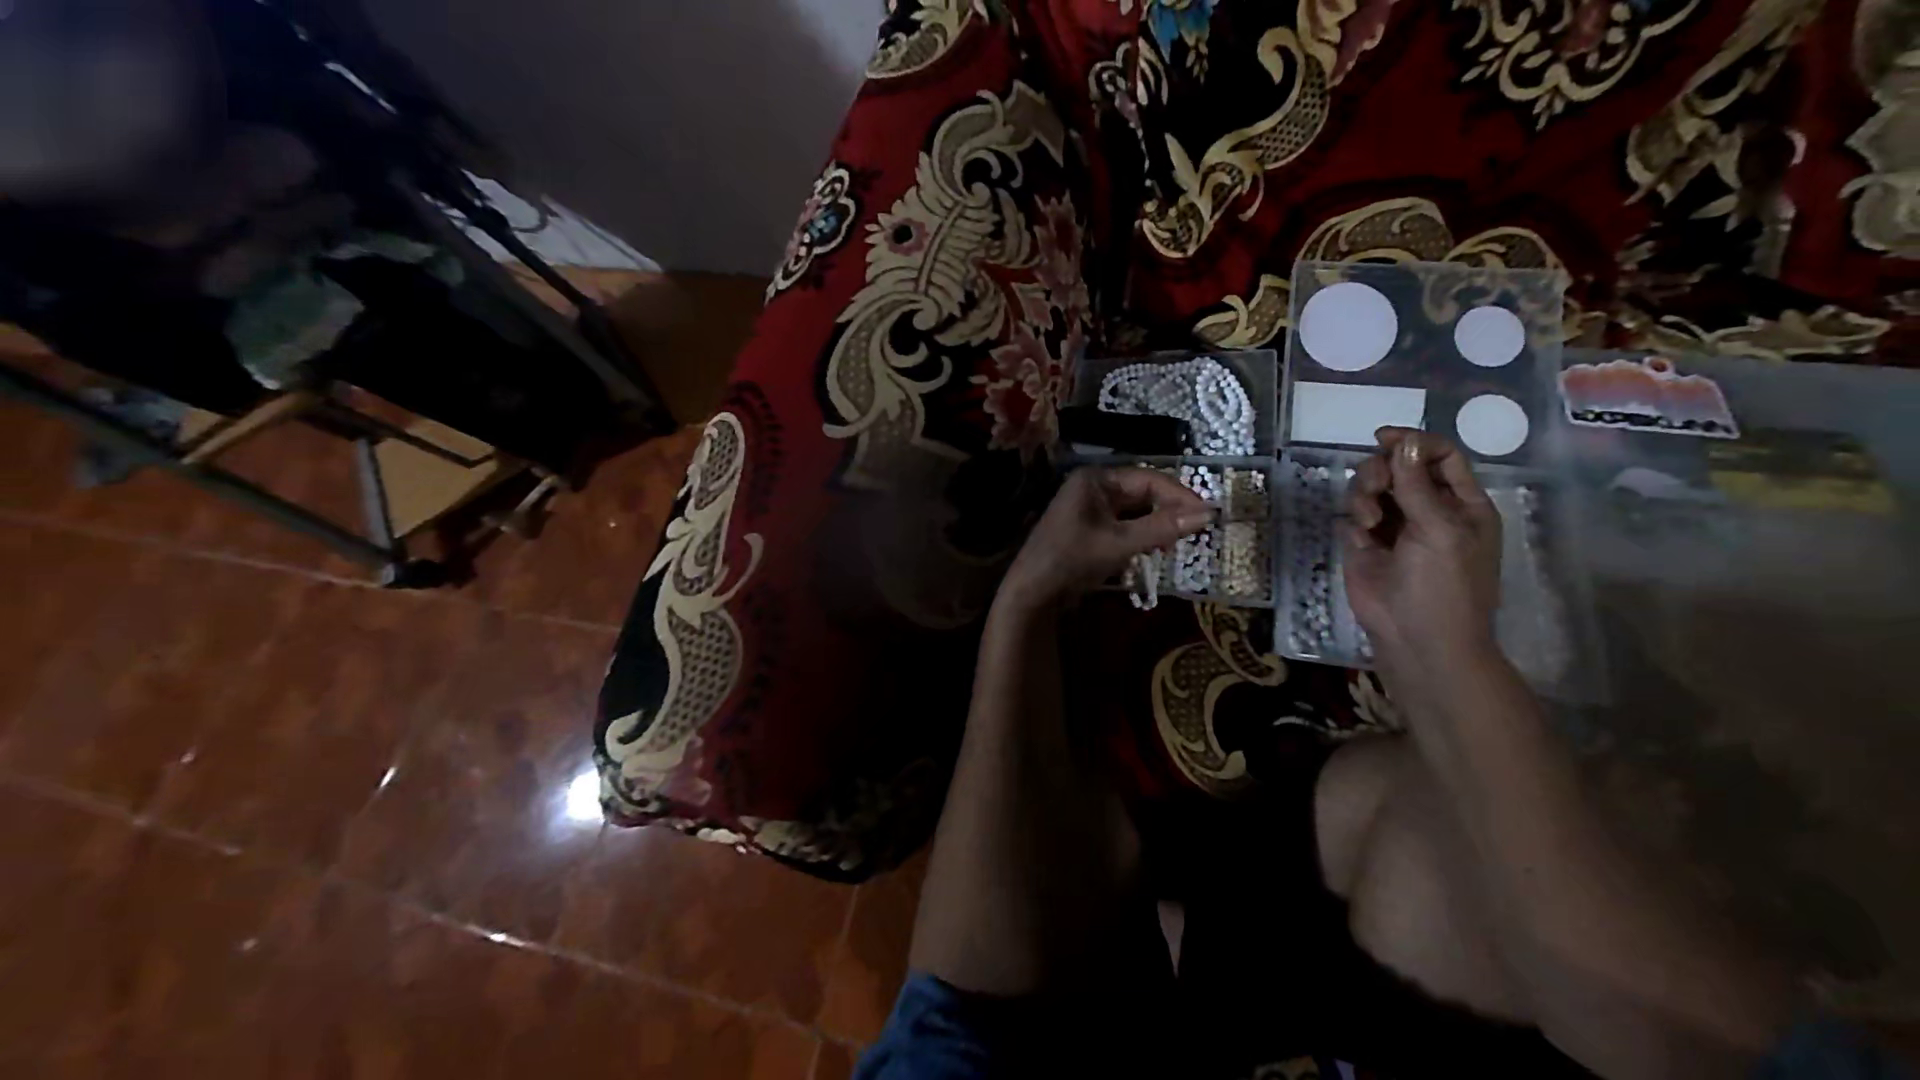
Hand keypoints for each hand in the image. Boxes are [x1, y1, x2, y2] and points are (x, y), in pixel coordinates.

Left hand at [1000, 466, 1211, 611]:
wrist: (1032, 592)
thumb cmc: (1072, 560)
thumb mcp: (1120, 543)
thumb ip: (1162, 528)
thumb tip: (1208, 514)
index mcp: (1095, 479)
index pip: (1149, 479)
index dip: (1180, 496)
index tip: (1208, 515)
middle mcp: (1093, 487)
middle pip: (1144, 493)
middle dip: (1169, 511)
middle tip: (1197, 531)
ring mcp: (1091, 508)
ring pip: (1137, 511)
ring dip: (1157, 525)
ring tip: (1177, 543)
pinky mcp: (1091, 529)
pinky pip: (1125, 525)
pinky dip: (1142, 536)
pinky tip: (1156, 550)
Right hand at [1341, 428, 1502, 672]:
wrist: (1418, 638)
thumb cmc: (1444, 585)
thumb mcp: (1439, 529)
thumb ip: (1417, 484)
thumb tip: (1403, 440)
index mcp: (1460, 503)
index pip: (1439, 456)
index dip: (1413, 443)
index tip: (1383, 439)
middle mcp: (1427, 510)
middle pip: (1397, 467)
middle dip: (1380, 471)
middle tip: (1374, 488)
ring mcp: (1394, 528)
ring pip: (1370, 489)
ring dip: (1364, 496)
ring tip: (1367, 521)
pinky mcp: (1364, 546)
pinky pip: (1351, 517)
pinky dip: (1352, 521)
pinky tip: (1360, 540)